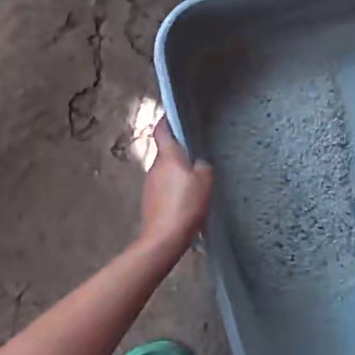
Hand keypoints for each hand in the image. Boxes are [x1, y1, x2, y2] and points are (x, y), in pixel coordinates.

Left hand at [137, 120, 212, 253]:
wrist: (164, 238)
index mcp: (168, 157)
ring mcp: (150, 185)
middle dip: (179, 152)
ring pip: (165, 171)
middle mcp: (155, 167)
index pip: (162, 130)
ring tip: (195, 182)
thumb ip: (203, 166)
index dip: (166, 121)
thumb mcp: (205, 181)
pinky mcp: (150, 200)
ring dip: (177, 173)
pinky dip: (174, 189)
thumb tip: (197, 163)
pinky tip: (186, 201)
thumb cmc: (185, 205)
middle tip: (197, 155)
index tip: (174, 116)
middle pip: (166, 152)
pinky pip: (164, 187)